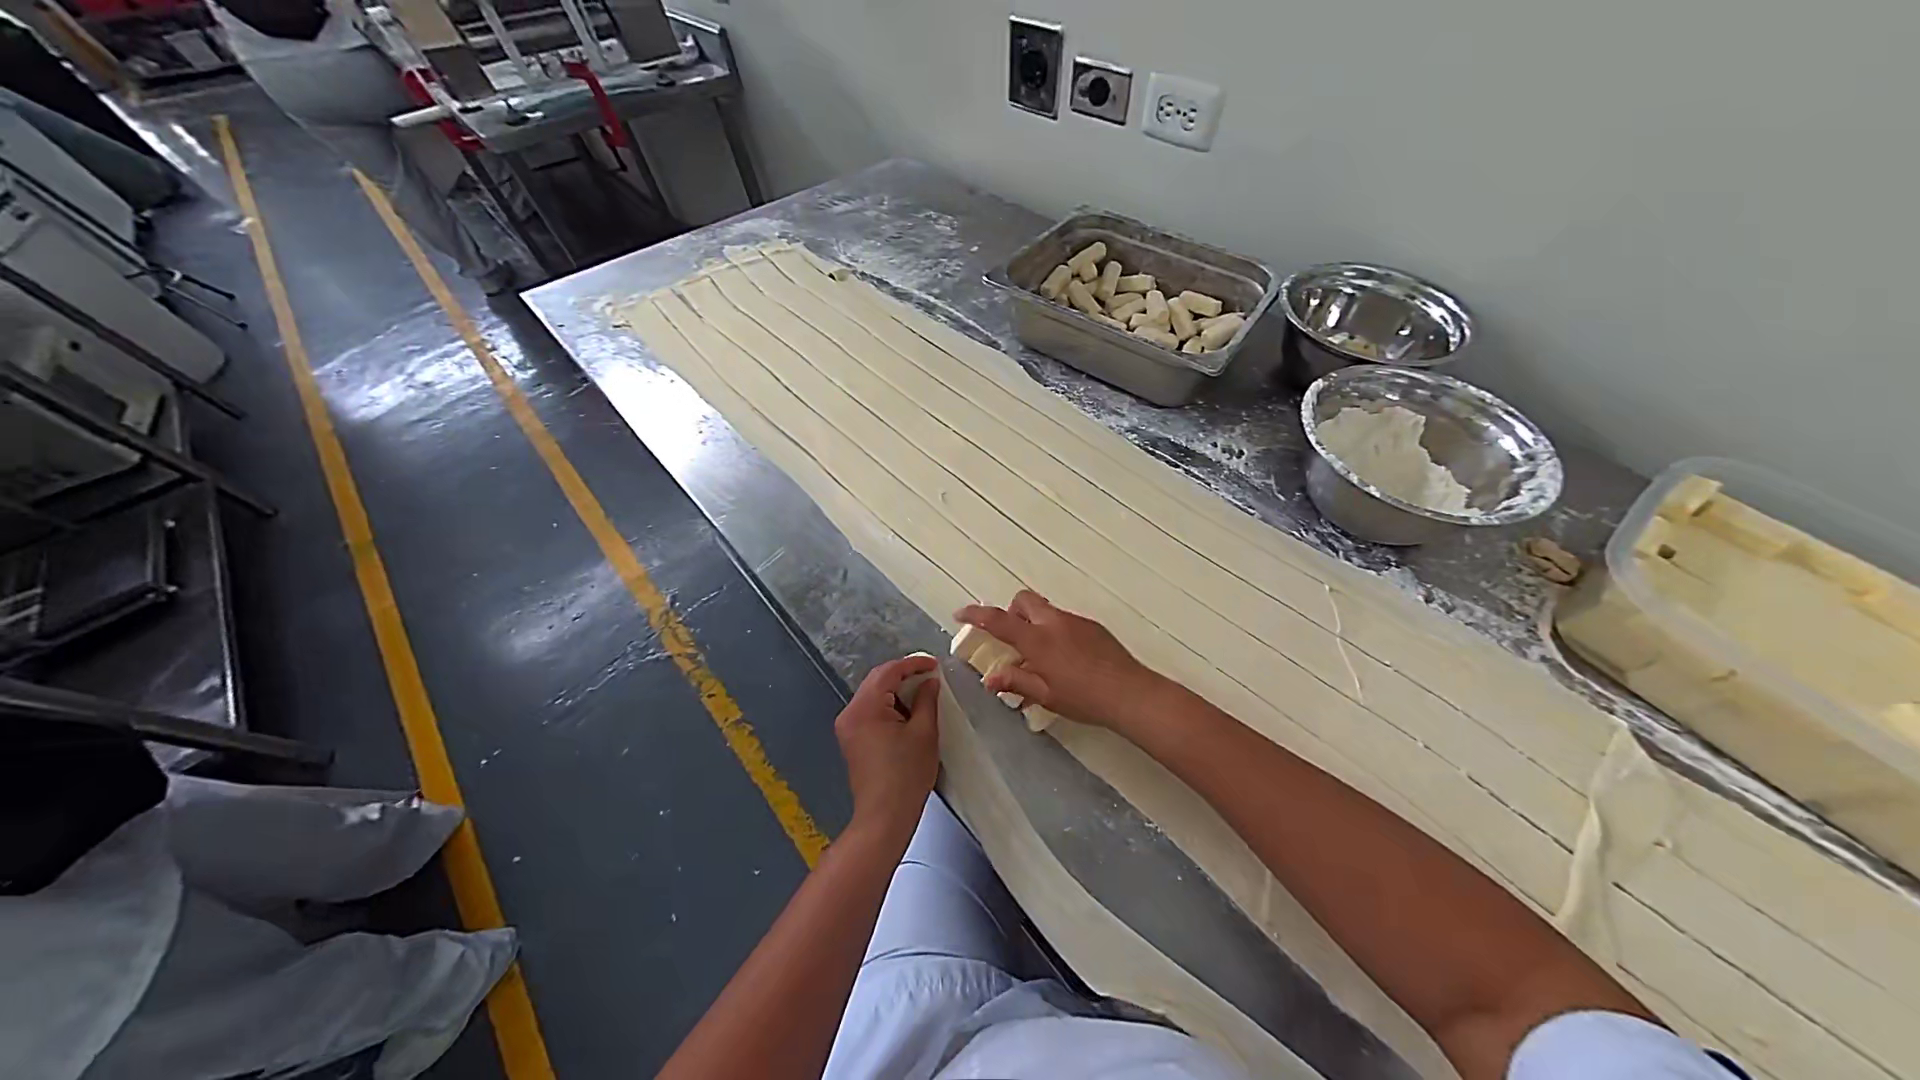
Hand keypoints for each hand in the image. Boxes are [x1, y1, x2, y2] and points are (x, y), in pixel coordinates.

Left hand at [834, 655, 940, 839]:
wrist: (884, 816)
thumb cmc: (906, 776)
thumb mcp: (924, 733)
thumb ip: (926, 700)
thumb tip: (929, 682)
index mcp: (866, 708)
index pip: (888, 672)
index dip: (913, 664)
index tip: (934, 665)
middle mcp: (850, 713)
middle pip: (876, 680)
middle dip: (903, 675)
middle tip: (929, 676)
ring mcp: (847, 727)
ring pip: (872, 695)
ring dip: (895, 690)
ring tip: (922, 693)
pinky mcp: (851, 739)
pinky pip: (869, 710)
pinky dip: (888, 705)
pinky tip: (907, 712)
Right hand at [954, 591, 1171, 732]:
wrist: (1130, 694)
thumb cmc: (1084, 699)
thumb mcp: (1045, 696)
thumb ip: (1016, 682)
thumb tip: (991, 679)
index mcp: (1038, 640)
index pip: (998, 620)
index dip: (976, 615)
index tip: (961, 614)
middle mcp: (1054, 623)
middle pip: (1023, 601)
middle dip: (1010, 612)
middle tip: (1010, 640)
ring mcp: (1075, 622)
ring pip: (1045, 610)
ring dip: (1034, 624)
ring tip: (1039, 657)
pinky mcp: (1092, 627)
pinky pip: (1064, 621)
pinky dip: (1054, 631)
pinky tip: (1064, 660)